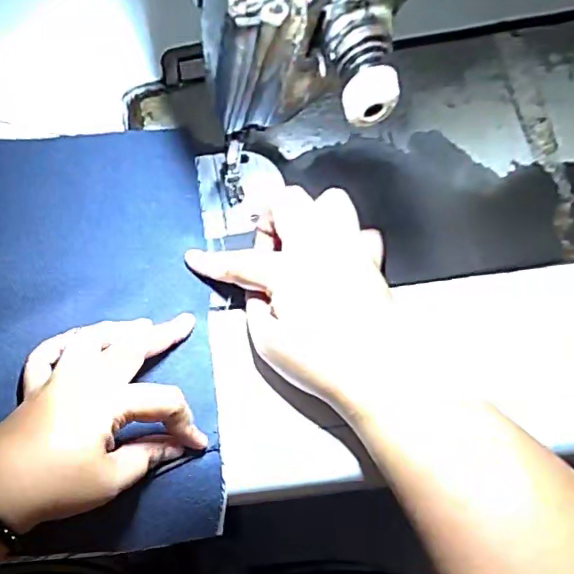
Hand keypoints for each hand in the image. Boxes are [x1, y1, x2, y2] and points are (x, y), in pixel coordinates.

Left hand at [0, 314, 209, 532]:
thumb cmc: (58, 485)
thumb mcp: (111, 478)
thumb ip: (148, 456)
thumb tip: (177, 447)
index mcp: (108, 400)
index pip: (161, 401)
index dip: (185, 422)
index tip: (197, 444)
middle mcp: (85, 377)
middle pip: (129, 348)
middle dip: (160, 335)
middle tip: (182, 322)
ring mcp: (56, 377)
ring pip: (89, 339)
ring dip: (116, 330)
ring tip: (137, 325)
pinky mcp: (34, 387)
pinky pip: (49, 353)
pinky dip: (65, 343)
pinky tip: (75, 341)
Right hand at [184, 185, 403, 417]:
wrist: (375, 372)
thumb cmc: (323, 362)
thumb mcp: (268, 342)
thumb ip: (254, 308)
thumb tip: (256, 293)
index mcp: (289, 269)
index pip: (241, 260)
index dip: (214, 261)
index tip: (198, 259)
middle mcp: (321, 248)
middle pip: (287, 202)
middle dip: (266, 215)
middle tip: (260, 245)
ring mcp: (349, 250)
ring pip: (328, 201)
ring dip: (306, 214)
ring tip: (295, 243)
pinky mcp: (370, 263)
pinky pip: (355, 232)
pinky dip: (338, 240)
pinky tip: (329, 262)